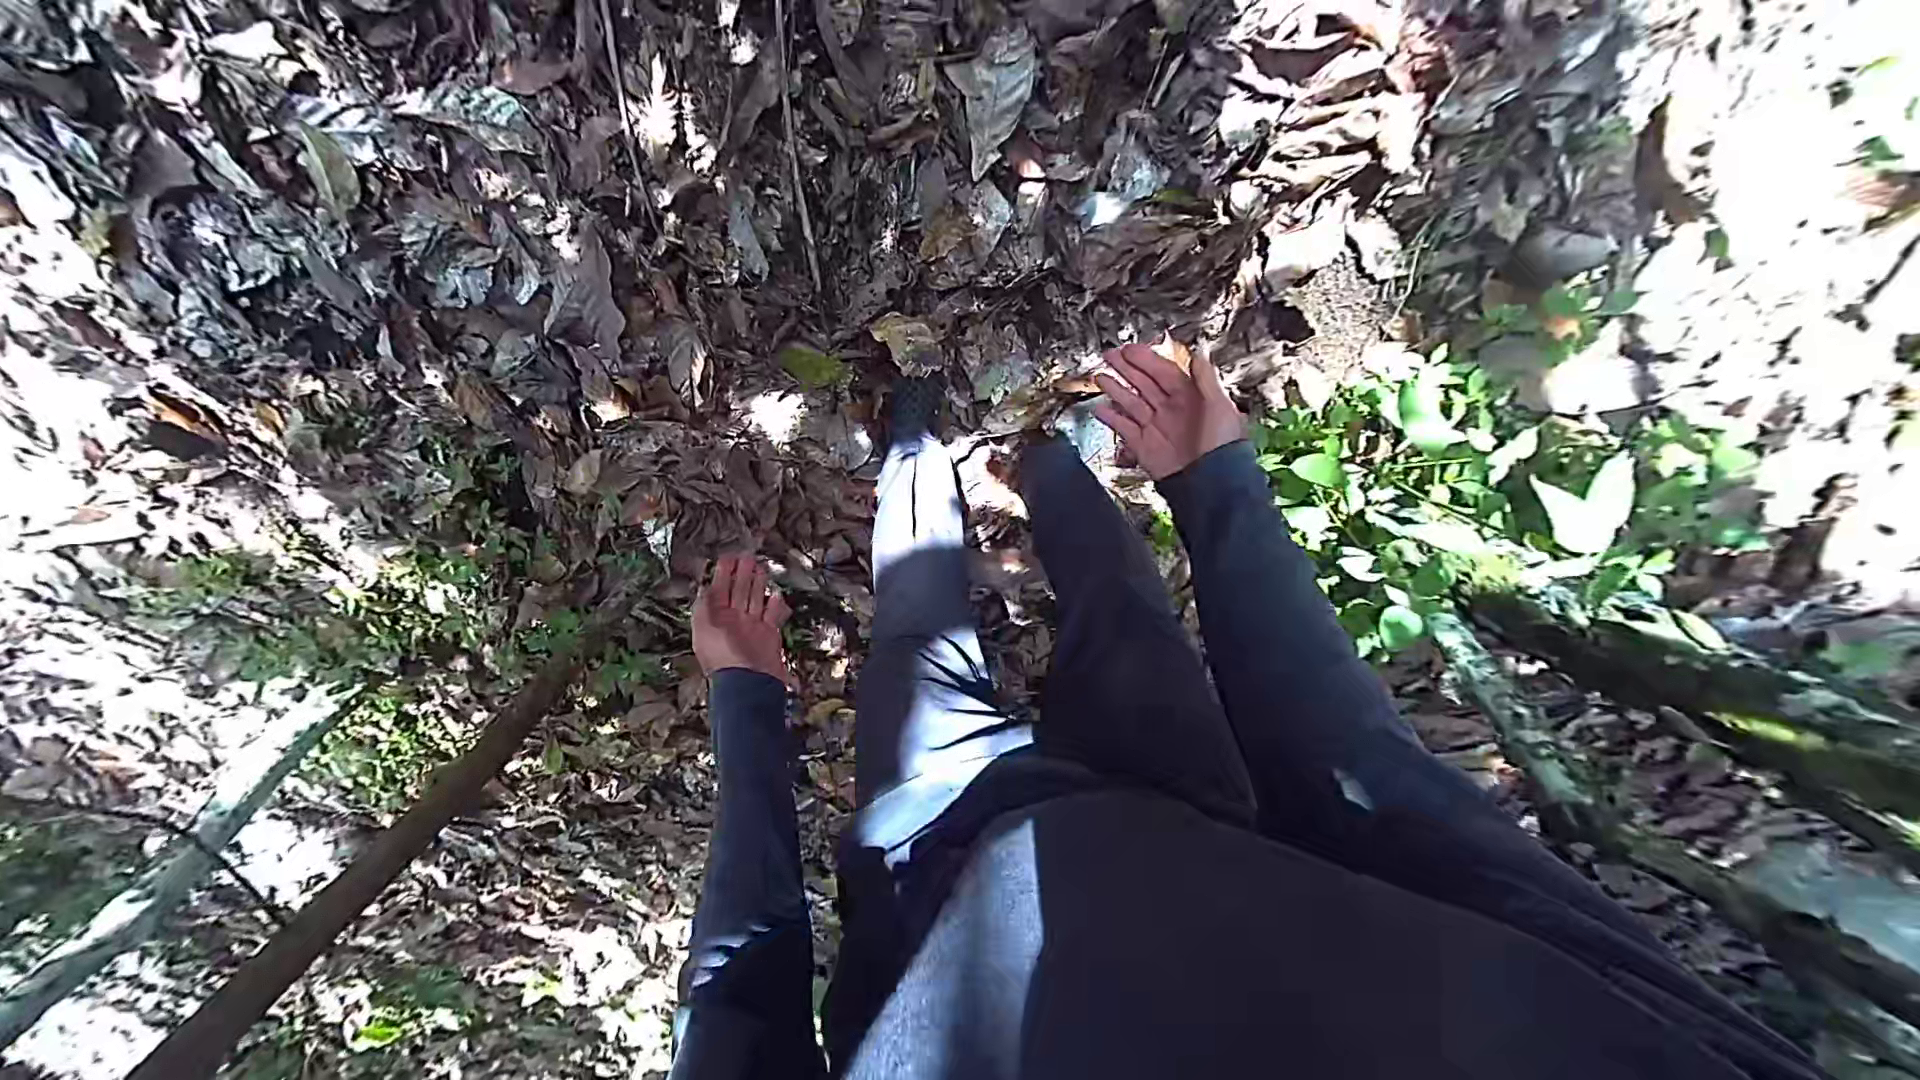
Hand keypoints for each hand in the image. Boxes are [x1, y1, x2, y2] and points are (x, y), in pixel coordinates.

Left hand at [693, 553, 792, 685]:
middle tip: (747, 557)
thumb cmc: (725, 656)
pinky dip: (775, 604)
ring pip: (755, 600)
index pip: (719, 590)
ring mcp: (752, 628)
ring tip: (761, 568)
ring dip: (758, 584)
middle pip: (738, 592)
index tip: (728, 557)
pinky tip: (776, 594)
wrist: (750, 683)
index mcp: (715, 619)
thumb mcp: (706, 626)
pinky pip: (772, 616)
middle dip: (742, 574)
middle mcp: (733, 621)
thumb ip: (707, 604)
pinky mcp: (769, 635)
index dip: (723, 573)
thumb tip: (707, 586)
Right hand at [1092, 340, 1244, 479]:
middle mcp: (1169, 410)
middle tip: (1110, 355)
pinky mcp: (1143, 445)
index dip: (1145, 360)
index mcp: (1188, 397)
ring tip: (1100, 377)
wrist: (1209, 482)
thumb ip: (1206, 380)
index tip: (1129, 349)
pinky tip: (1100, 408)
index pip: (1162, 372)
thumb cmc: (1221, 446)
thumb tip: (1199, 354)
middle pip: (1143, 383)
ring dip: (1115, 388)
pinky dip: (1111, 418)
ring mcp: (1155, 427)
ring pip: (1130, 402)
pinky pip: (1123, 427)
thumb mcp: (1220, 407)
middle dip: (1126, 368)